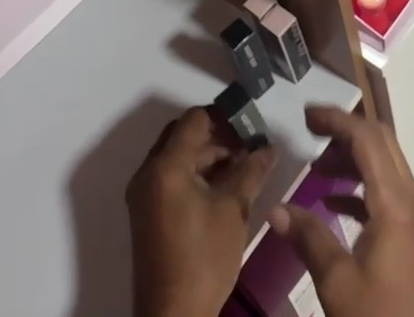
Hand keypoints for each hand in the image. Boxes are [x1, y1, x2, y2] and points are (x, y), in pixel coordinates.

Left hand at [127, 106, 276, 316]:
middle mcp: (148, 174)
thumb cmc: (204, 258)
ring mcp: (144, 195)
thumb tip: (268, 148)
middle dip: (217, 135)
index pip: (194, 120)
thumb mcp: (233, 210)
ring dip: (209, 156)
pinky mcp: (148, 213)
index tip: (252, 123)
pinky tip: (225, 186)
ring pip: (178, 157)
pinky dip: (197, 174)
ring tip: (245, 166)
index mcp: (165, 167)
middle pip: (183, 136)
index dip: (225, 116)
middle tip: (250, 144)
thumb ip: (250, 171)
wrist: (173, 316)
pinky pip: (172, 178)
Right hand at [268, 105, 413, 316]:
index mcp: (395, 201)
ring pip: (384, 165)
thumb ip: (309, 239)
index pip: (368, 138)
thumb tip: (275, 209)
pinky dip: (359, 185)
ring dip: (351, 157)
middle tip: (309, 131)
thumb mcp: (338, 283)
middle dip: (345, 130)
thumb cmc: (382, 316)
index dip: (337, 119)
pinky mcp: (411, 234)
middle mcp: (410, 198)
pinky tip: (331, 201)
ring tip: (314, 167)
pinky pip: (385, 191)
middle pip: (381, 143)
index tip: (305, 114)